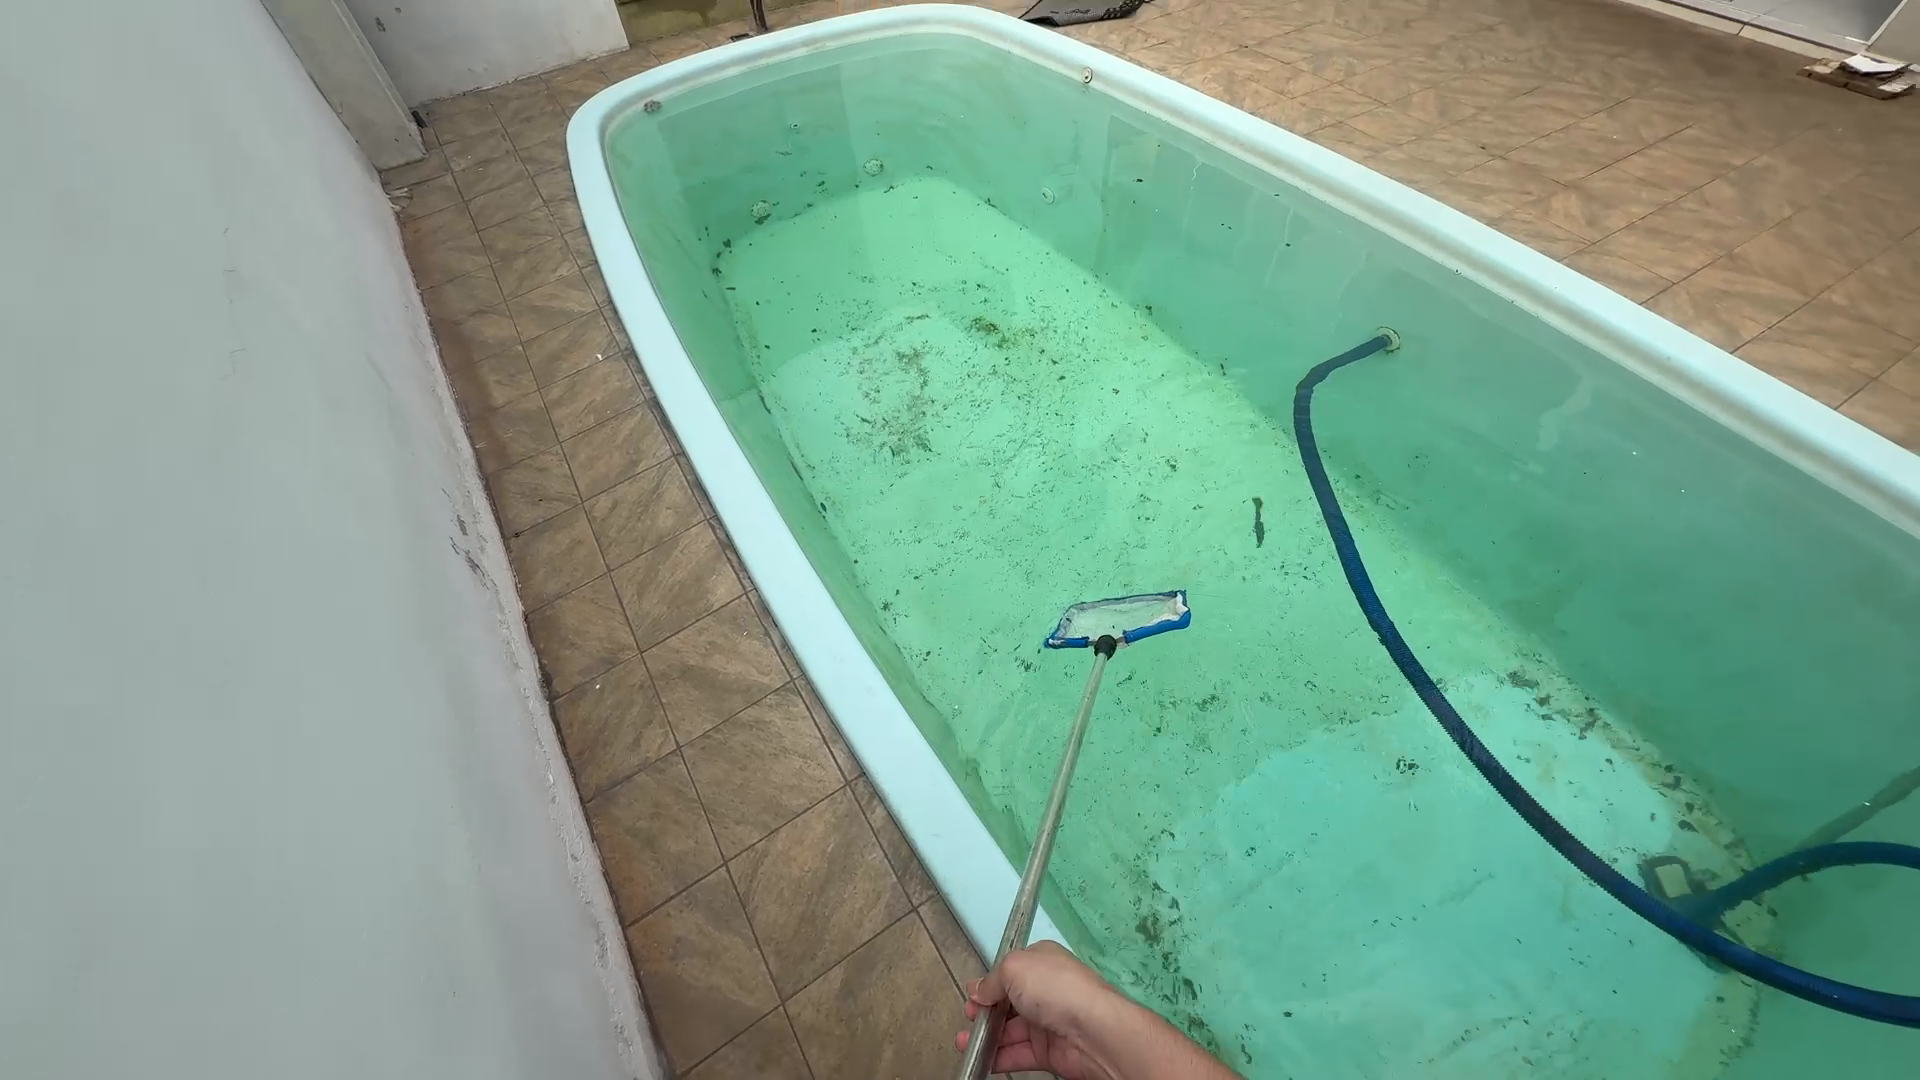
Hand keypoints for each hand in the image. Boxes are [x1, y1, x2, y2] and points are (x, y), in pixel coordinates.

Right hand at [956, 941, 1126, 1078]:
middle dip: (984, 1010)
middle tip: (967, 1019)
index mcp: (1039, 961)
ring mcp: (1046, 1021)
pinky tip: (982, 1059)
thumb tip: (978, 991)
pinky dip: (999, 1057)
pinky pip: (1018, 1053)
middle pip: (1008, 1002)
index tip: (972, 994)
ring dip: (986, 1036)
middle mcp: (1043, 989)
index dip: (989, 983)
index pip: (1009, 971)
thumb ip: (992, 980)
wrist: (1092, 1031)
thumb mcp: (1013, 968)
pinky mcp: (1048, 1051)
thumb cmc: (1054, 988)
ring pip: (1010, 1030)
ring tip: (964, 1043)